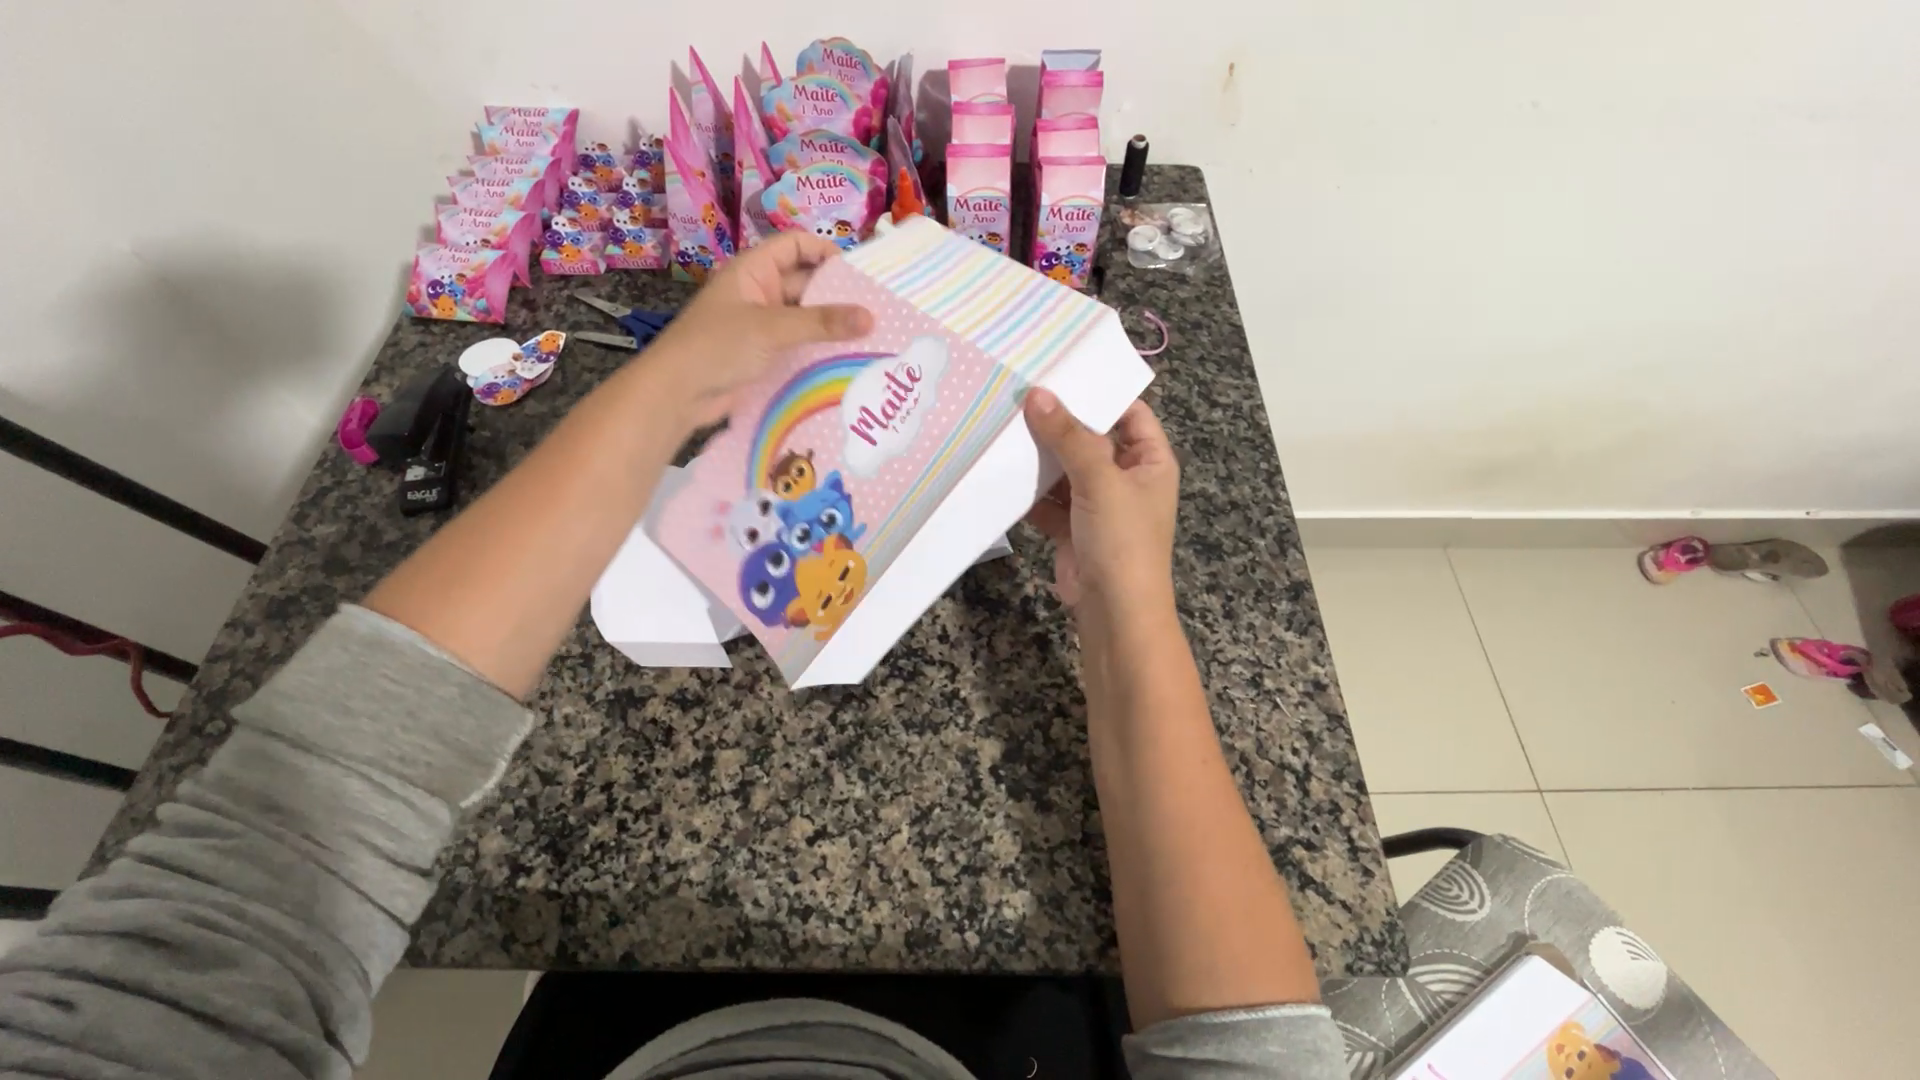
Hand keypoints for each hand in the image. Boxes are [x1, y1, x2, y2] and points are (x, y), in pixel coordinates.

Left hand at [645, 232, 872, 429]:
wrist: (677, 394)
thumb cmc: (717, 347)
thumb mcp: (772, 329)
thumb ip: (821, 323)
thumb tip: (871, 317)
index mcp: (754, 270)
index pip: (796, 245)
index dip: (826, 251)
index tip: (860, 273)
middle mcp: (760, 292)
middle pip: (806, 283)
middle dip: (837, 294)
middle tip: (877, 310)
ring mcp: (762, 325)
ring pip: (805, 318)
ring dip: (831, 326)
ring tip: (871, 337)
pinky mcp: (765, 355)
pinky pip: (799, 345)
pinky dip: (820, 349)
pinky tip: (847, 360)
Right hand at [1022, 389, 1179, 613]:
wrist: (1115, 612)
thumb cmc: (1123, 540)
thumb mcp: (1099, 479)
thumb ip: (1069, 436)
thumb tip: (1037, 394)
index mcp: (1151, 461)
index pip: (1129, 413)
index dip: (1099, 393)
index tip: (1060, 372)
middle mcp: (1126, 478)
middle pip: (1091, 439)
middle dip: (1058, 424)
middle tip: (1018, 395)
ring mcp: (1098, 505)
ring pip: (1065, 470)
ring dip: (1039, 458)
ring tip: (1003, 428)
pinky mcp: (1072, 528)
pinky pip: (1048, 501)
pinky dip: (1029, 492)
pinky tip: (1002, 472)